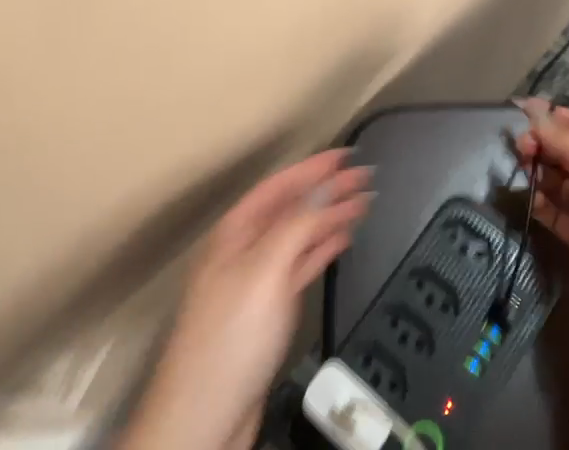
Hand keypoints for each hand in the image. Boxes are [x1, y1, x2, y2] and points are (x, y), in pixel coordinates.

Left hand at [121, 150, 372, 449]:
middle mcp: (245, 251)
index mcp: (236, 234)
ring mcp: (257, 280)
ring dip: (330, 217)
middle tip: (361, 177)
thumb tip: (323, 189)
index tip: (343, 156)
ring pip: (300, 235)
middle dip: (327, 190)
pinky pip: (301, 264)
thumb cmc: (222, 347)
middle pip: (292, 209)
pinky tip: (339, 240)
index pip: (280, 186)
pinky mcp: (269, 308)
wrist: (207, 413)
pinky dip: (323, 248)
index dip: (313, 168)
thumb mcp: (264, 272)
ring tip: (359, 203)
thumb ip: (295, 227)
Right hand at [512, 99, 568, 322]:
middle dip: (542, 145)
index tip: (519, 113)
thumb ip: (562, 136)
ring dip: (539, 174)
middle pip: (566, 152)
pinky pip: (557, 214)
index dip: (550, 117)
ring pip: (559, 182)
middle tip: (519, 149)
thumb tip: (533, 110)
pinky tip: (531, 200)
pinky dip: (542, 206)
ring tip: (522, 172)